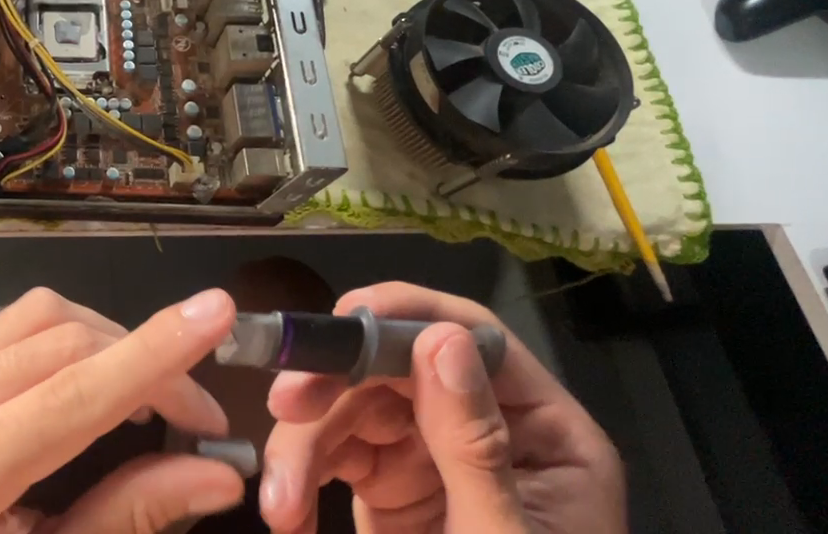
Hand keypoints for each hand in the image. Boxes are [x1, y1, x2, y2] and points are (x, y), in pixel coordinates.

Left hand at [0, 286, 247, 533]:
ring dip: (107, 338)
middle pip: (64, 342)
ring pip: (38, 316)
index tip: (217, 311)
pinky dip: (66, 335)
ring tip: (152, 391)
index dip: (155, 353)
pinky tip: (93, 374)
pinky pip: (9, 326)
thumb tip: (216, 475)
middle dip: (146, 361)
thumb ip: (126, 518)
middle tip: (202, 417)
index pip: (77, 390)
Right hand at [258, 283, 623, 533]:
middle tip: (283, 408)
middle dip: (333, 387)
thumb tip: (440, 336)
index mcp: (545, 433)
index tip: (339, 322)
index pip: (475, 339)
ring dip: (304, 445)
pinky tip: (286, 512)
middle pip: (394, 366)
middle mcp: (484, 427)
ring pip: (350, 405)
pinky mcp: (386, 482)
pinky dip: (301, 472)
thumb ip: (474, 445)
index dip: (404, 315)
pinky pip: (333, 449)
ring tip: (281, 506)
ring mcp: (430, 453)